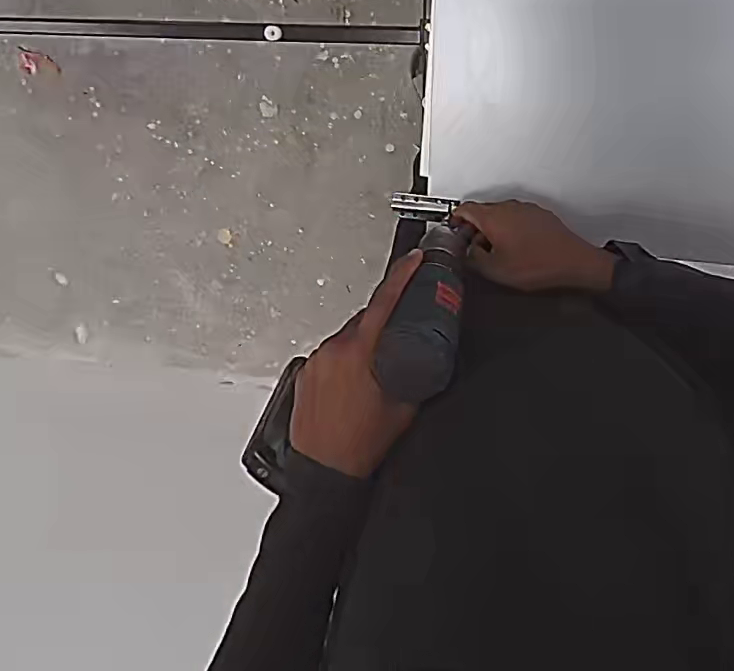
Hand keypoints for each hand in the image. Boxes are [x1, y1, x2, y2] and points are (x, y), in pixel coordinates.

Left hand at [290, 251, 422, 477]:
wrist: (324, 474)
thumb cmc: (362, 446)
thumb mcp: (403, 408)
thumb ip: (415, 372)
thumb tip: (427, 351)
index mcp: (361, 352)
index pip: (385, 301)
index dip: (403, 276)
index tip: (413, 259)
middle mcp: (335, 349)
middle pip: (366, 319)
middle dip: (383, 324)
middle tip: (397, 344)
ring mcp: (317, 360)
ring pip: (348, 338)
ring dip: (362, 347)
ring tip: (371, 379)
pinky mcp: (306, 371)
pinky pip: (330, 355)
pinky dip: (344, 361)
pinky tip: (351, 387)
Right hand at [452, 200, 616, 293]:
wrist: (574, 262)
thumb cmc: (539, 264)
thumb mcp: (495, 270)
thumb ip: (474, 258)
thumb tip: (470, 252)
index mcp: (493, 217)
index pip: (464, 208)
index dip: (455, 218)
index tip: (455, 227)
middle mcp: (508, 207)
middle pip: (483, 211)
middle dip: (476, 227)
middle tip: (475, 245)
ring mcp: (526, 209)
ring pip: (501, 214)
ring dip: (495, 228)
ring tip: (500, 250)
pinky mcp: (540, 215)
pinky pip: (518, 217)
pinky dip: (512, 228)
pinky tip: (518, 247)